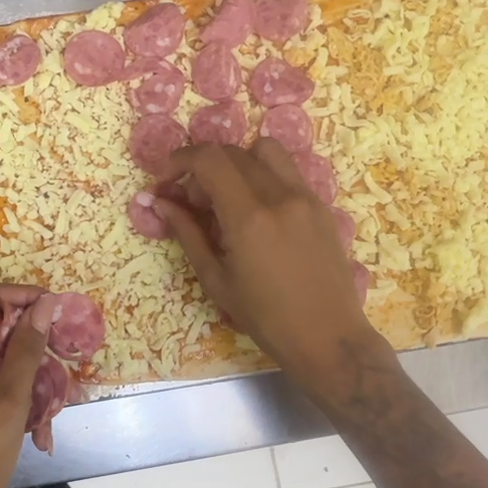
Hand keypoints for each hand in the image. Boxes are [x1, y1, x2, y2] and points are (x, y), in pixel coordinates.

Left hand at [0, 284, 54, 487]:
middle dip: (30, 338)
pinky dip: (16, 392)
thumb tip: (45, 304)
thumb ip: (26, 350)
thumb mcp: (7, 403)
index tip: (58, 309)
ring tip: (55, 398)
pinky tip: (38, 423)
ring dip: (28, 371)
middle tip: (64, 355)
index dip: (22, 296)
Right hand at [159, 139, 381, 384]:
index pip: (209, 159)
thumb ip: (187, 232)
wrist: (327, 337)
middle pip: (232, 152)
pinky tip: (257, 209)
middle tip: (192, 199)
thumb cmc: (264, 317)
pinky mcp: (321, 205)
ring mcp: (305, 197)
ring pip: (265, 150)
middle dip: (203, 166)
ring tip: (228, 194)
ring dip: (238, 161)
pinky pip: (288, 171)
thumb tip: (160, 202)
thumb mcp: (215, 279)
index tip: (166, 179)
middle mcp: (279, 196)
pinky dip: (263, 174)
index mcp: (248, 217)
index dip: (180, 160)